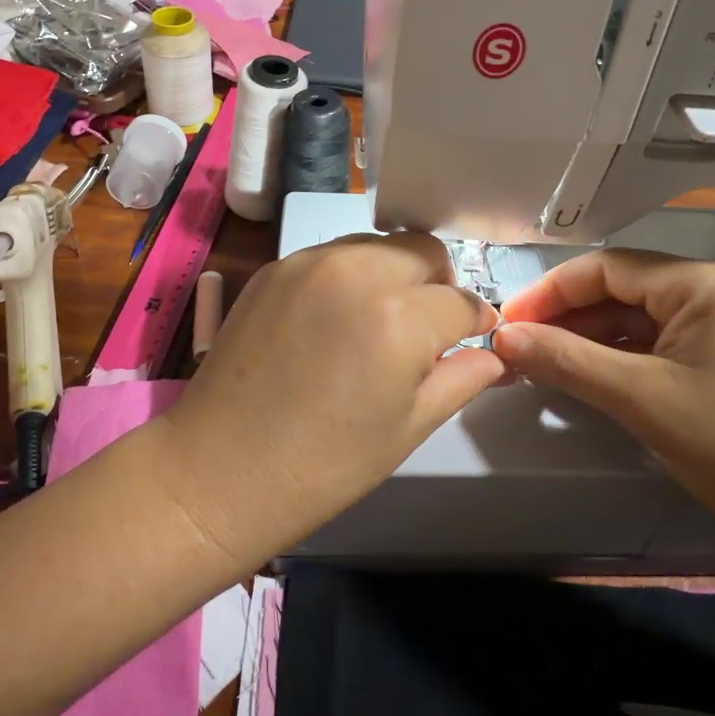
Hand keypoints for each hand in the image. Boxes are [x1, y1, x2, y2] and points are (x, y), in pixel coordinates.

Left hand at [158, 232, 500, 560]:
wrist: (219, 470)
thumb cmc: (324, 466)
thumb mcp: (408, 428)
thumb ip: (461, 378)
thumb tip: (495, 355)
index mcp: (399, 317)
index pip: (462, 300)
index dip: (474, 324)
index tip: (472, 343)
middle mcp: (357, 272)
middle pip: (424, 251)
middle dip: (437, 285)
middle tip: (424, 332)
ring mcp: (309, 263)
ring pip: (378, 246)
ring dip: (394, 275)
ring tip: (377, 325)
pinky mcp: (275, 267)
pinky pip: (333, 256)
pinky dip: (350, 278)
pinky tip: (333, 323)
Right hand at [493, 251, 714, 555]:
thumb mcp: (641, 398)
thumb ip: (566, 360)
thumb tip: (502, 337)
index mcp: (709, 281)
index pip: (608, 267)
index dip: (549, 292)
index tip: (505, 323)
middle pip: (627, 288)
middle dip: (569, 317)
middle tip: (518, 348)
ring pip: (646, 316)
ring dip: (594, 338)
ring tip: (544, 363)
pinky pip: (669, 340)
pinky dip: (628, 355)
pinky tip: (592, 374)